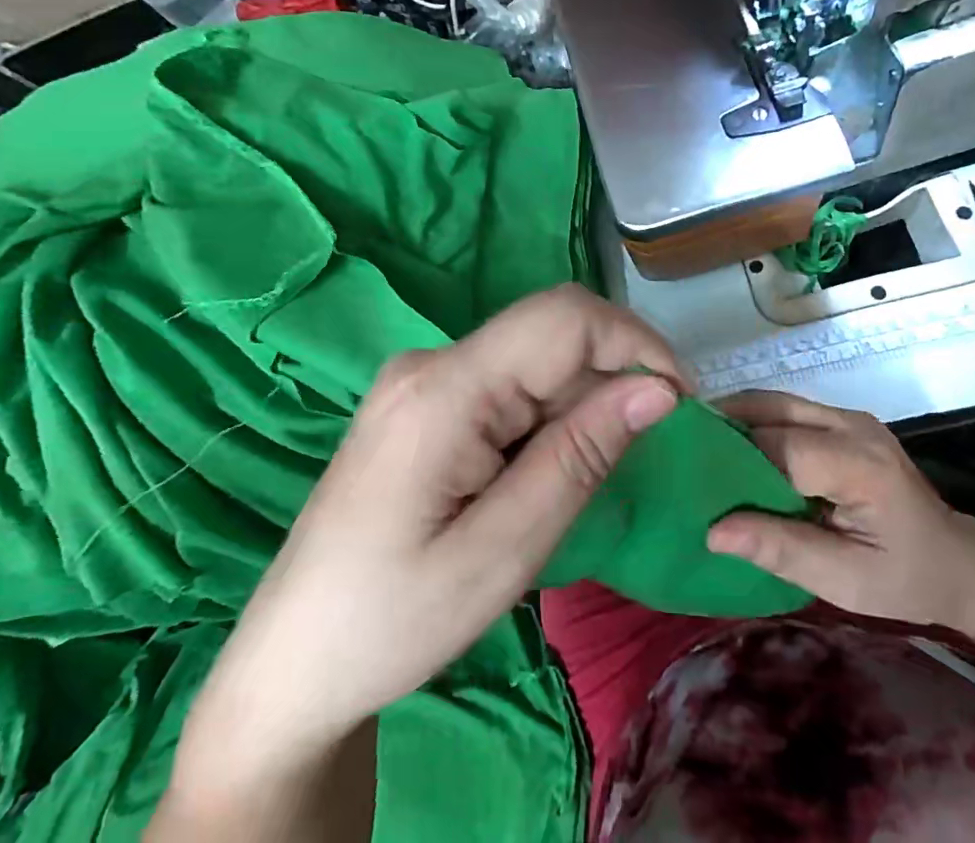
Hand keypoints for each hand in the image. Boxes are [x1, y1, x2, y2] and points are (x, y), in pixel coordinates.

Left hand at [173, 286, 685, 784]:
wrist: (295, 657)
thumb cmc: (395, 620)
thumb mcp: (504, 550)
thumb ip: (579, 457)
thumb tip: (656, 389)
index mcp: (443, 390)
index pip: (564, 318)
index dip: (636, 346)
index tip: (679, 408)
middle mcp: (428, 365)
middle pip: (550, 338)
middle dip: (609, 386)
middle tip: (625, 469)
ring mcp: (419, 383)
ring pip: (533, 366)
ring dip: (576, 412)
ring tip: (571, 490)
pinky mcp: (421, 407)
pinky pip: (504, 391)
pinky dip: (543, 425)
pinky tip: (534, 482)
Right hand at [705, 390, 974, 630]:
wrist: (959, 563)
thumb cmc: (906, 578)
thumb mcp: (844, 579)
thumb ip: (780, 550)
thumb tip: (712, 531)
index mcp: (859, 465)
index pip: (779, 447)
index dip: (731, 461)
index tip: (688, 483)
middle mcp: (852, 426)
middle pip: (770, 409)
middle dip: (722, 429)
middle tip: (678, 456)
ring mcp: (848, 419)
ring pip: (773, 403)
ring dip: (733, 423)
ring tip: (696, 454)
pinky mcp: (841, 423)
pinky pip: (784, 412)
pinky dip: (752, 427)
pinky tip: (730, 454)